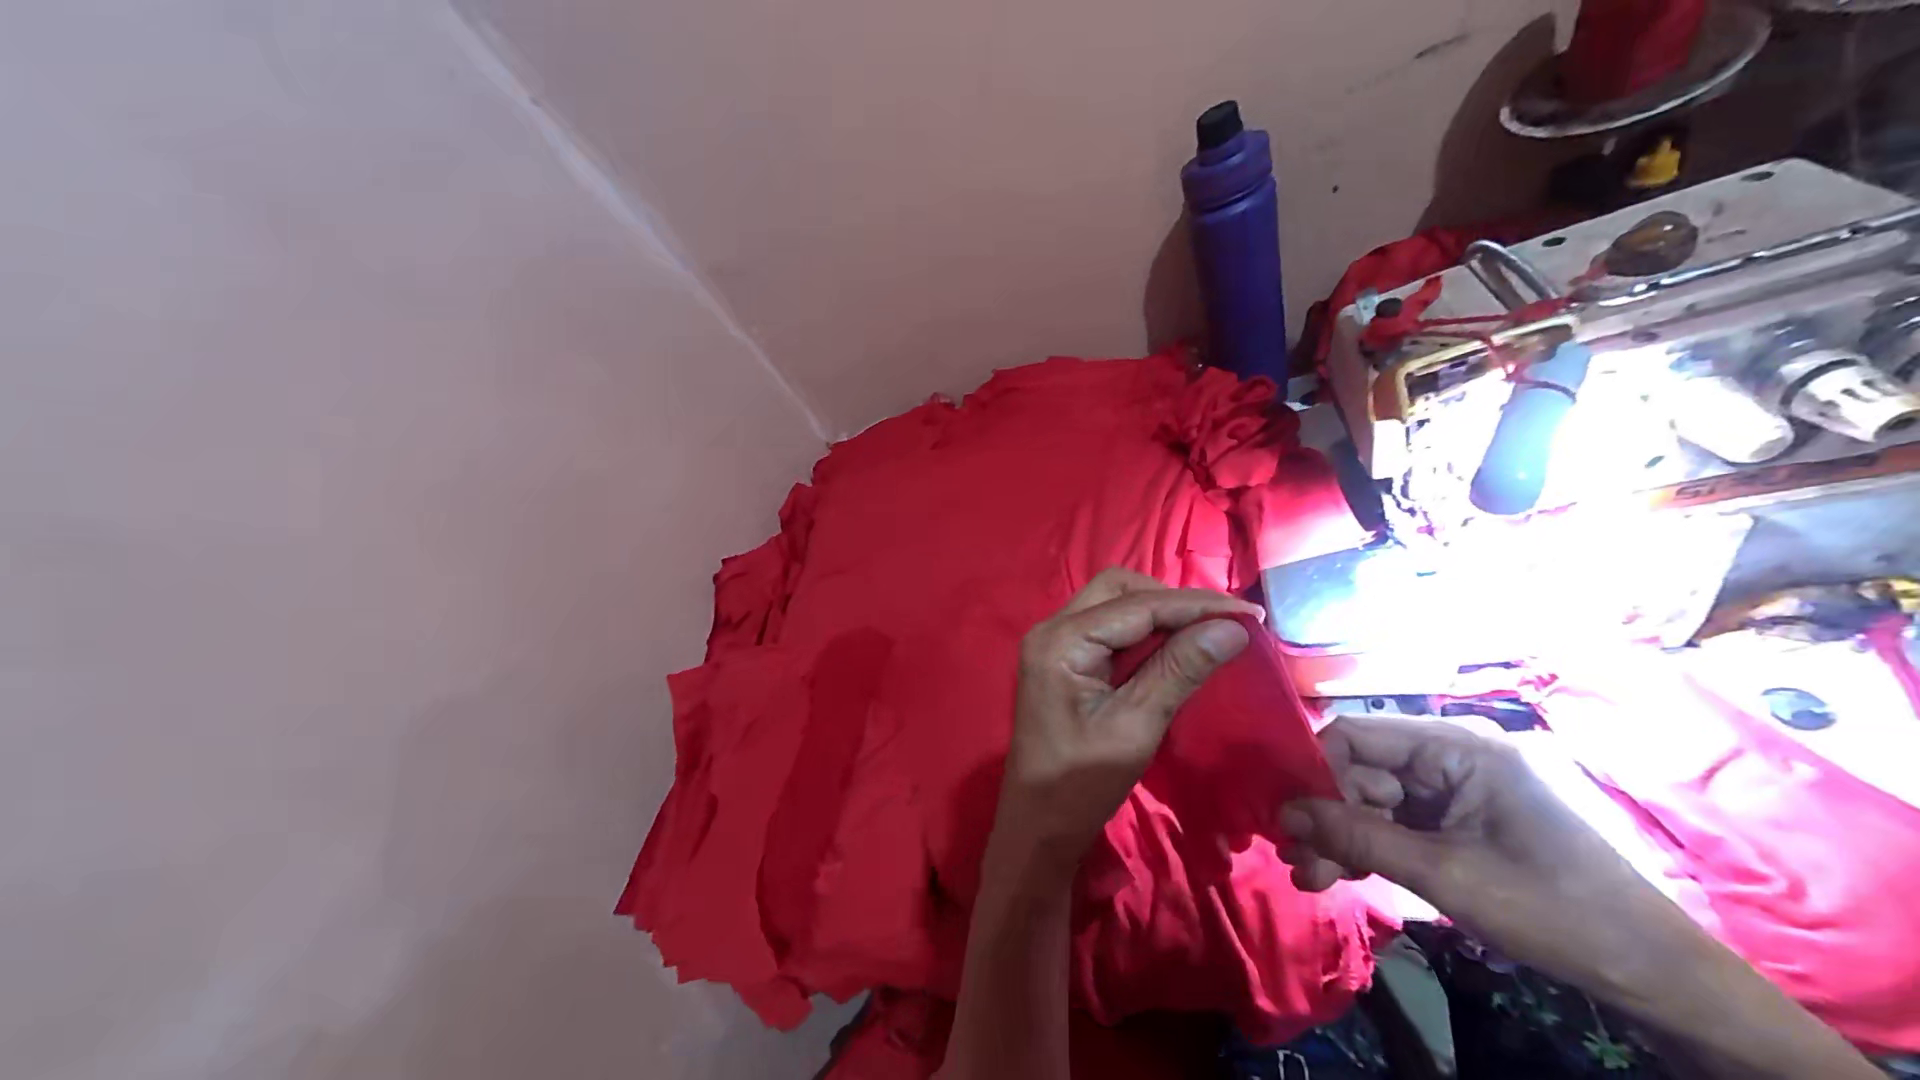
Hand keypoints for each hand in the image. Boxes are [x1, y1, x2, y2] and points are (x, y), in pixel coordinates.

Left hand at [997, 568, 1260, 865]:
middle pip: (1119, 589)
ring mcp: (1054, 643)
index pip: (1137, 605)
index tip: (1251, 613)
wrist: (1037, 825)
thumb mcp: (1136, 726)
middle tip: (1223, 623)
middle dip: (1174, 600)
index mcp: (1061, 641)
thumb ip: (1179, 670)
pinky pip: (1109, 629)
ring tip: (1209, 632)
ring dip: (1161, 613)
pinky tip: (1177, 646)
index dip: (1196, 605)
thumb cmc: (1081, 784)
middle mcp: (1051, 629)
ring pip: (1114, 604)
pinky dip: (1144, 632)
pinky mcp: (1063, 660)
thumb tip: (1232, 628)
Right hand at [1280, 714, 1668, 991]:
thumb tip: (1285, 812)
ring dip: (1340, 836)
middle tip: (1299, 864)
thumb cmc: (1553, 909)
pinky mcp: (1456, 818)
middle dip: (1325, 816)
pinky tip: (1341, 874)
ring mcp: (1453, 787)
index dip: (1316, 772)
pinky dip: (1367, 846)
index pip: (1355, 735)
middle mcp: (1449, 754)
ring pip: (1371, 798)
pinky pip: (1394, 820)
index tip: (1293, 820)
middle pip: (1359, 770)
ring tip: (1313, 879)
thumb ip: (1358, 836)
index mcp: (1455, 746)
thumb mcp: (1444, 873)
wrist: (1653, 972)